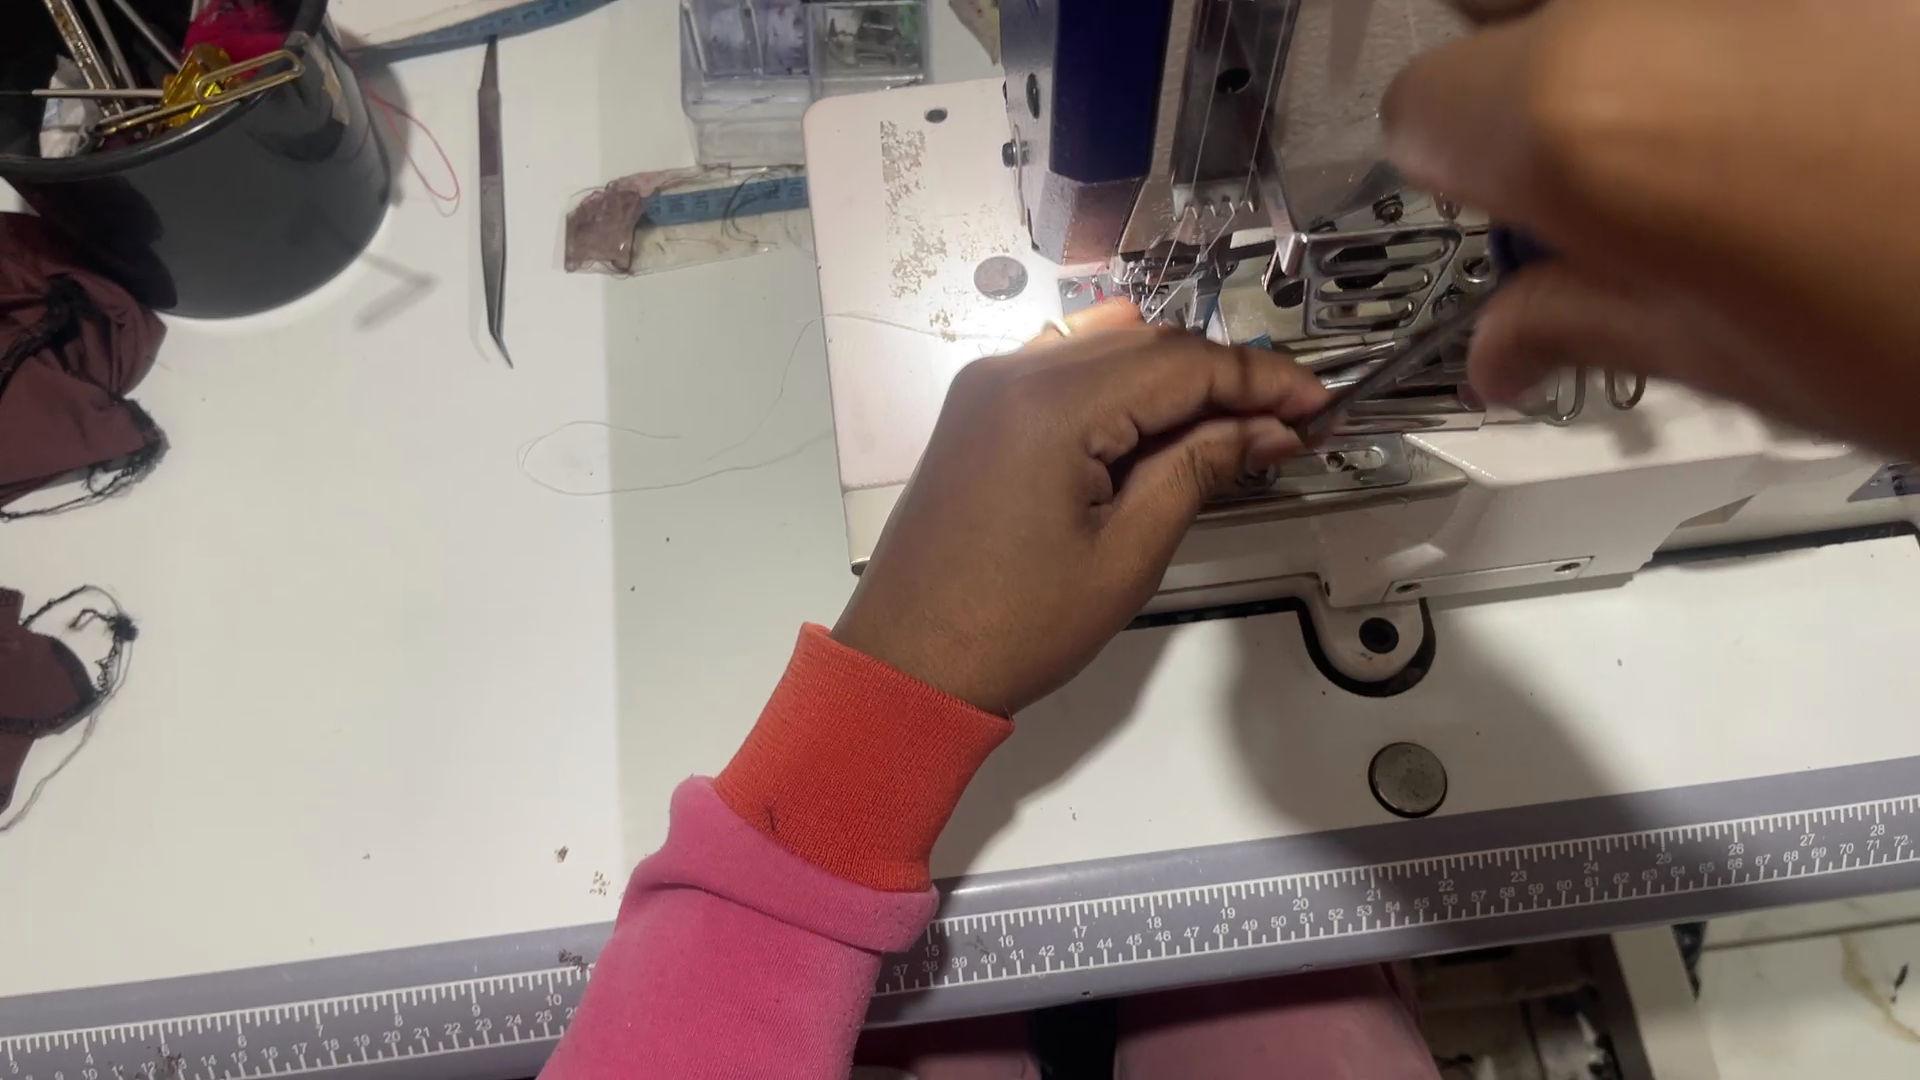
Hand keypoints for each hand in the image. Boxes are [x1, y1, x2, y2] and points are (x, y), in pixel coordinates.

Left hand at [831, 302, 1329, 715]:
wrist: (909, 663)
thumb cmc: (1015, 628)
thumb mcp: (1125, 556)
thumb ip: (1198, 471)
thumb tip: (1268, 430)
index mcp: (1050, 405)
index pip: (1183, 363)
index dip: (1263, 379)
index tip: (1318, 406)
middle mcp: (1011, 373)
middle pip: (1145, 346)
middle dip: (1220, 379)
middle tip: (1279, 427)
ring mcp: (984, 388)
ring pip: (1103, 351)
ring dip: (1170, 381)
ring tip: (1222, 430)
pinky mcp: (974, 412)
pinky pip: (1060, 374)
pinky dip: (1114, 389)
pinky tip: (1148, 424)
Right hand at [1383, 0, 1919, 458]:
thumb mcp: (1737, 358)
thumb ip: (1577, 322)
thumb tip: (1502, 352)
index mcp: (1591, 106)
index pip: (1420, 105)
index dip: (1447, 161)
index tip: (1498, 195)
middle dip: (1530, 60)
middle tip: (1605, 129)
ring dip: (1659, 45)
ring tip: (1760, 93)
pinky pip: (1749, 13)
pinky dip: (1759, 40)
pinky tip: (1821, 67)